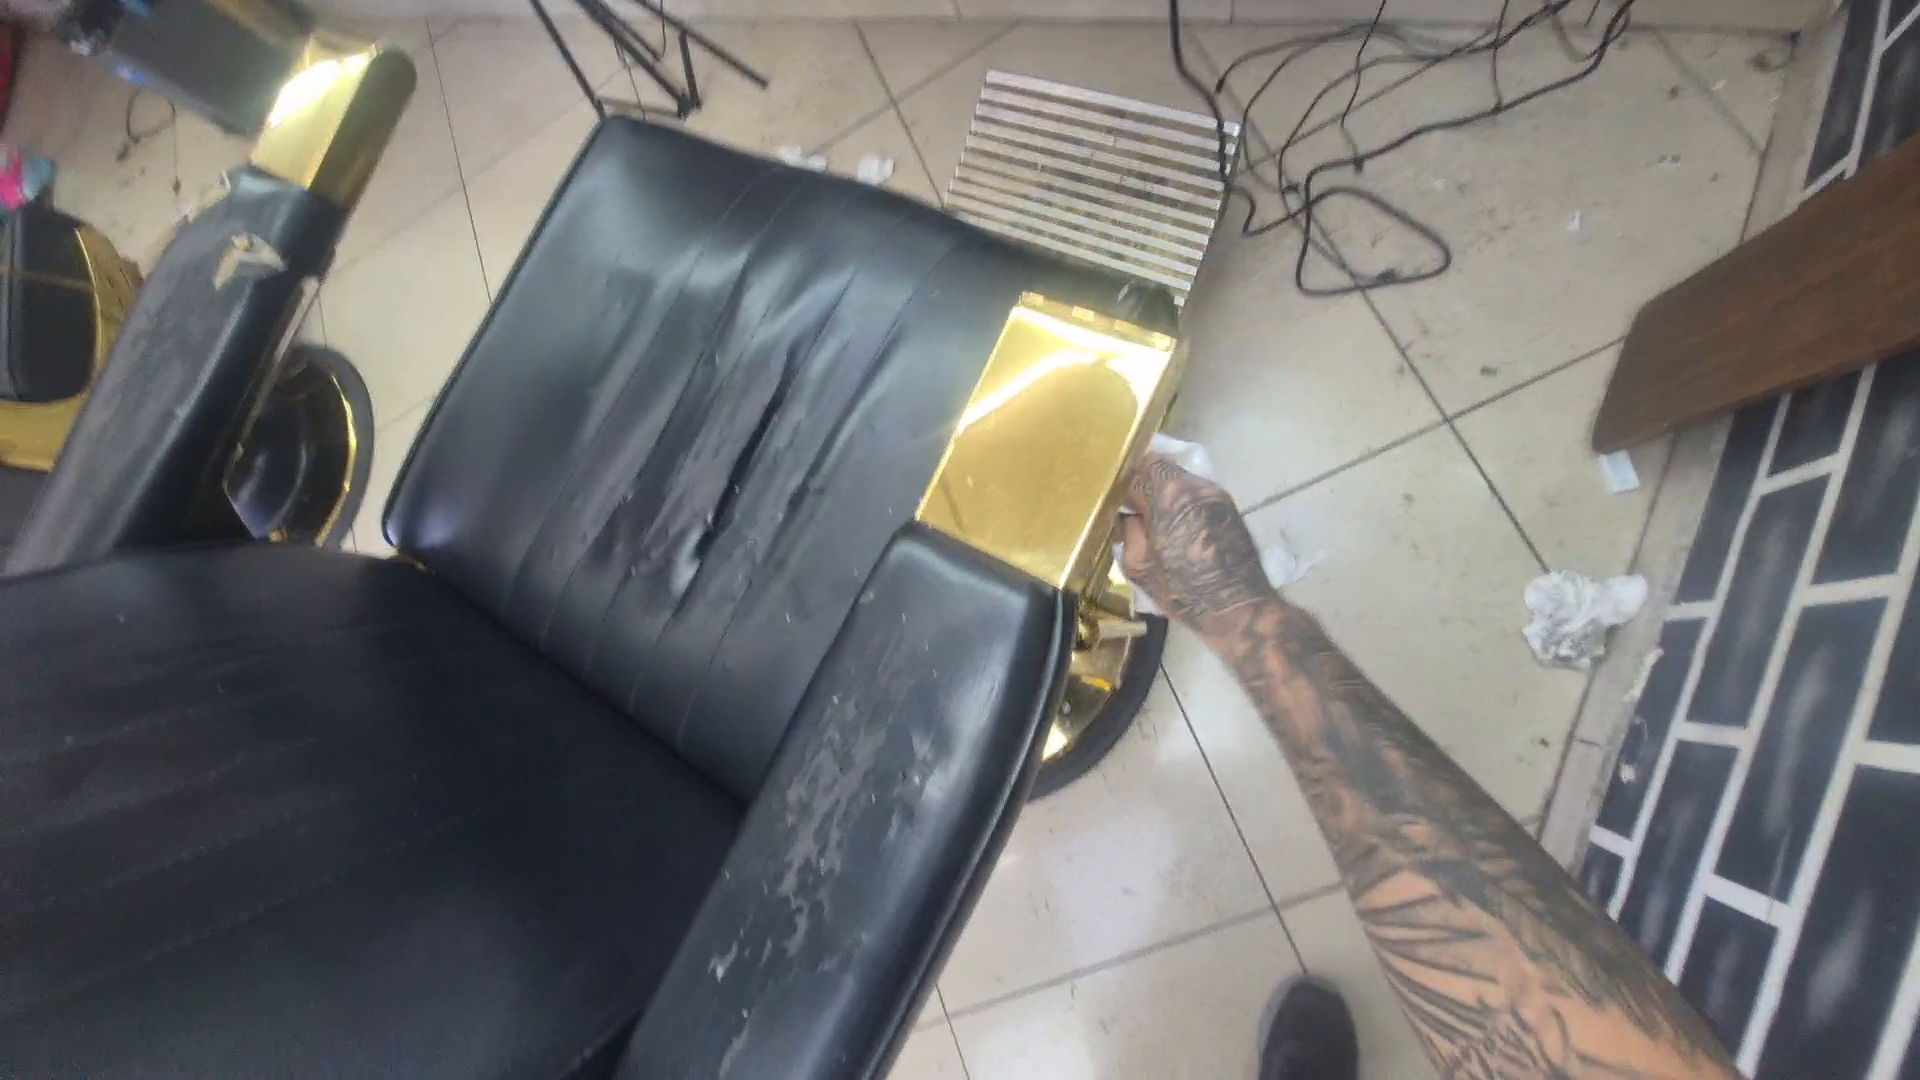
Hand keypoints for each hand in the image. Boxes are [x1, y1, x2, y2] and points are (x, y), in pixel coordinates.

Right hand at [1120, 455, 1278, 638]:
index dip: (1120, 490)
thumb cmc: (1182, 591)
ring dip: (1163, 488)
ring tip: (1155, 514)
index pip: (1134, 476)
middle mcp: (1192, 485)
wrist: (1236, 607)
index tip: (1115, 505)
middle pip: (1158, 466)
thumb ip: (1128, 532)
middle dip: (1141, 481)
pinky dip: (1181, 497)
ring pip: (1179, 475)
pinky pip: (1196, 489)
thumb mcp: (1137, 566)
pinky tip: (1176, 521)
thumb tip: (1129, 516)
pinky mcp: (1228, 504)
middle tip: (1132, 505)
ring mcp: (1214, 492)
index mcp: (1166, 497)